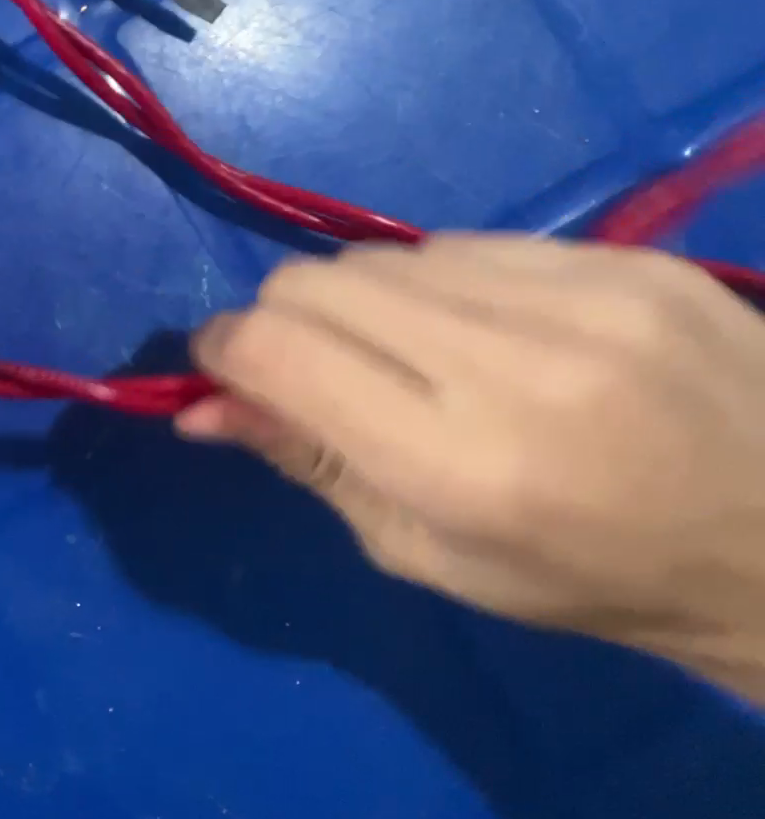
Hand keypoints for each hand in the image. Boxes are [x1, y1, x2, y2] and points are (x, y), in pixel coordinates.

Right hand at [179, 236, 764, 695]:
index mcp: (453, 463)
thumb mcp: (414, 548)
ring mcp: (579, 297)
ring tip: (406, 353)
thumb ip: (301, 459)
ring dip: (354, 301)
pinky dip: (431, 284)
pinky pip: (457, 243)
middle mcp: (511, 365)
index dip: (218, 349)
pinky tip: (480, 331)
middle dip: (277, 320)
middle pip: (308, 282)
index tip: (222, 370)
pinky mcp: (623, 259)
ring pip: (374, 255)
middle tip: (312, 368)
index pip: (272, 350)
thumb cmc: (579, 574)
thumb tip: (195, 406)